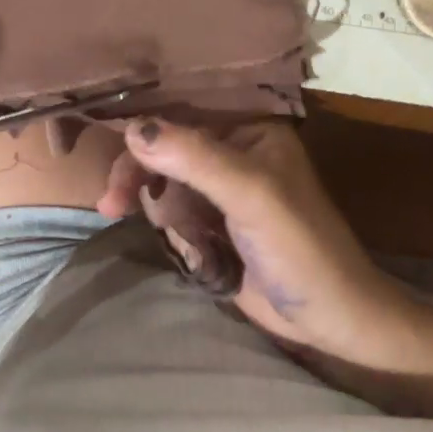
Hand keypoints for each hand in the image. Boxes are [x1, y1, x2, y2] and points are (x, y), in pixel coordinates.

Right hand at [98, 119, 432, 414]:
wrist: (333, 321)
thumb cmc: (301, 247)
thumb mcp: (250, 194)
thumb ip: (194, 157)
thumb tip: (134, 127)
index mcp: (250, 128)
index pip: (184, 110)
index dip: (143, 122)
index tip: (98, 132)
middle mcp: (233, 151)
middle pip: (165, 148)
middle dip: (140, 175)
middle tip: (111, 204)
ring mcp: (222, 190)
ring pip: (164, 184)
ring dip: (160, 210)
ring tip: (181, 241)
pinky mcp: (213, 225)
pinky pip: (173, 216)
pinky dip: (174, 233)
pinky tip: (196, 254)